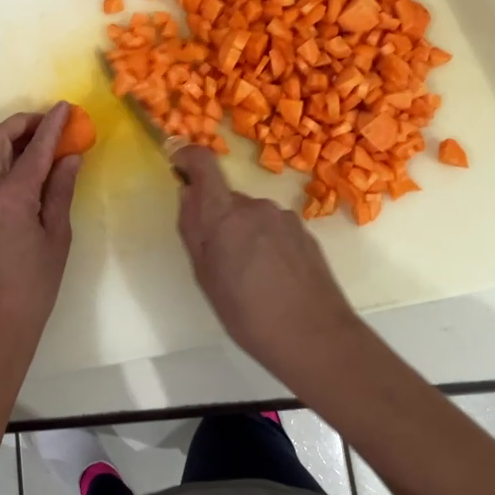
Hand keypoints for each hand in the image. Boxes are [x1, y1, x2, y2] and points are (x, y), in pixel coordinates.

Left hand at [0, 103, 83, 353]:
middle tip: (51, 123)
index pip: (34, 150)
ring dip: (9, 137)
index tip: (67, 108)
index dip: (52, 126)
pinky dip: (1, 155)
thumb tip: (69, 157)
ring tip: (39, 138)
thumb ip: (60, 191)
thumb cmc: (34, 285)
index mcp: (10, 198)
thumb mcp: (57, 236)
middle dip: (23, 124)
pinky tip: (22, 161)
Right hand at [173, 146, 361, 376]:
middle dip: (217, 218)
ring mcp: (286, 219)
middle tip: (216, 259)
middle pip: (227, 199)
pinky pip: (273, 229)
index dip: (188, 156)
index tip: (178, 163)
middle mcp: (256, 206)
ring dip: (242, 234)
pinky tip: (271, 279)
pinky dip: (264, 244)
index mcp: (225, 214)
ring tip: (247, 277)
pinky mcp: (306, 235)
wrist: (316, 338)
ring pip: (251, 216)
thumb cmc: (247, 313)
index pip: (204, 164)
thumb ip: (192, 229)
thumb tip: (187, 193)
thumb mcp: (204, 275)